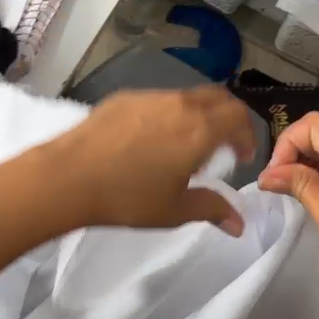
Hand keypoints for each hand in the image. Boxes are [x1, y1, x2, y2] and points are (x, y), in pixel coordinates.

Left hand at [44, 87, 257, 236]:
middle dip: (229, 118)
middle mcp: (180, 103)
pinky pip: (160, 99)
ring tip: (186, 146)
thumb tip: (239, 222)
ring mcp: (151, 96)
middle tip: (224, 146)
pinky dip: (170, 114)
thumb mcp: (175, 210)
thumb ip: (212, 209)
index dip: (247, 135)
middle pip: (218, 97)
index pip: (238, 116)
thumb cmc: (128, 197)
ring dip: (199, 115)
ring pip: (188, 96)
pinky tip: (151, 140)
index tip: (241, 157)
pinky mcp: (125, 96)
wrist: (70, 175)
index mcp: (200, 129)